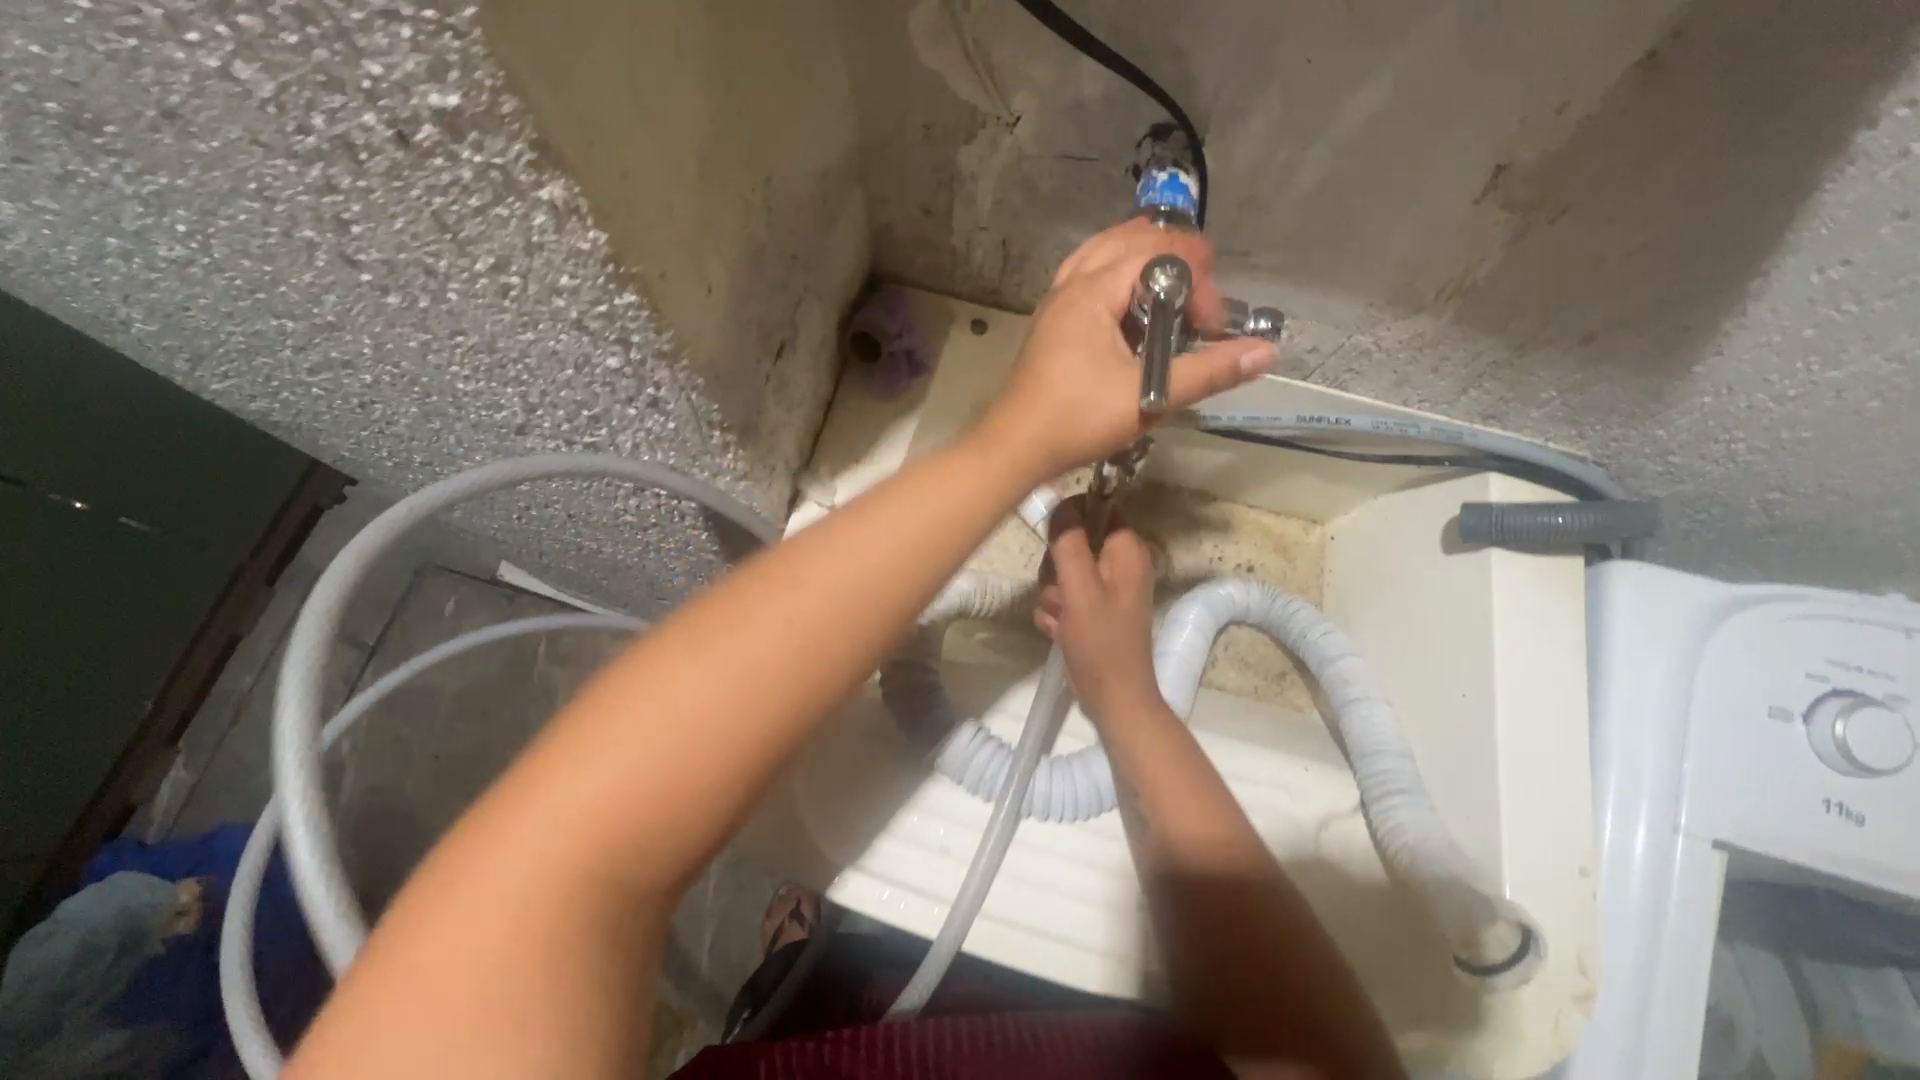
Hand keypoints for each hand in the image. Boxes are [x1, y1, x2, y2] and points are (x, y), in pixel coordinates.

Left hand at [979, 218, 1277, 479]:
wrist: (1015, 448)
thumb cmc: (1078, 419)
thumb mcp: (1150, 396)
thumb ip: (1208, 372)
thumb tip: (1264, 353)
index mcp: (1092, 292)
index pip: (1157, 256)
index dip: (1196, 282)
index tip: (1213, 325)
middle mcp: (1071, 286)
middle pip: (1126, 240)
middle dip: (1172, 255)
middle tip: (1205, 283)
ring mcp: (1055, 304)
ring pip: (1100, 255)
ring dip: (1139, 259)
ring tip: (1172, 279)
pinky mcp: (1050, 326)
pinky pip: (1085, 279)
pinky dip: (1114, 278)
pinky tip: (1129, 306)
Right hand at [1034, 497, 1165, 723]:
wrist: (1113, 697)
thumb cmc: (1101, 641)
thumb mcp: (1080, 587)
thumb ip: (1068, 541)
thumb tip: (1057, 499)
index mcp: (1127, 549)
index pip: (1094, 508)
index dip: (1069, 521)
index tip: (1055, 545)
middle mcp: (1119, 564)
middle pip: (1072, 541)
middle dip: (1056, 568)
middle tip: (1062, 592)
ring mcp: (1104, 589)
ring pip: (1060, 573)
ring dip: (1053, 596)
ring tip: (1063, 619)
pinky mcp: (1091, 611)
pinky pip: (1061, 599)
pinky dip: (1056, 615)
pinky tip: (1061, 632)